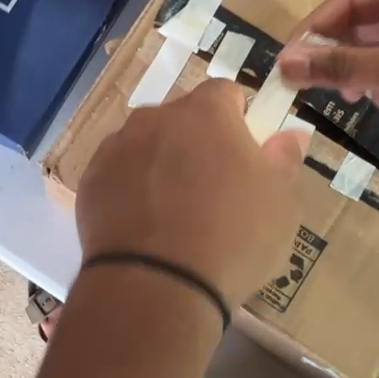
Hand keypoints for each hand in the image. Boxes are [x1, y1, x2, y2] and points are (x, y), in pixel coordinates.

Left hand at [75, 79, 305, 306]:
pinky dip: (129, 189)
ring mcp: (115, 148)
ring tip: (172, 213)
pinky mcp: (90, 180)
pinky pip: (117, 174)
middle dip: (196, 143)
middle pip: (181, 119)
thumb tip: (288, 134)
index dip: (239, 119)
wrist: (155, 284)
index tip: (245, 154)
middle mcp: (154, 118)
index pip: (225, 93)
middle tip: (211, 189)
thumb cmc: (232, 238)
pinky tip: (142, 225)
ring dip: (159, 164)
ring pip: (145, 145)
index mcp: (204, 113)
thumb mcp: (281, 203)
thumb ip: (284, 160)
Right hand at [274, 0, 378, 157]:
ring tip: (342, 95)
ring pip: (378, 47)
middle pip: (362, 22)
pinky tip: (376, 101)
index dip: (315, 28)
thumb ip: (338, 66)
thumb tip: (283, 63)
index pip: (350, 0)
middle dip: (335, 51)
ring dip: (356, 69)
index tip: (287, 59)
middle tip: (306, 80)